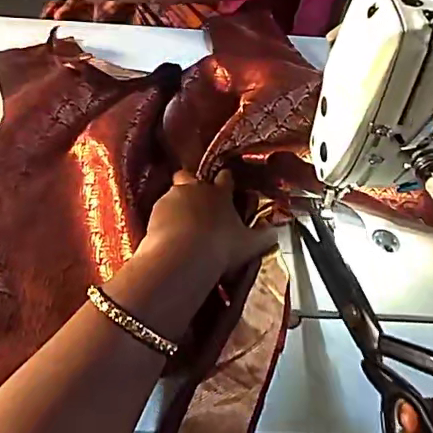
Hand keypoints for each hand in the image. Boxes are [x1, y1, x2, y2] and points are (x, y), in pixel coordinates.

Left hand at [142, 170, 274, 277]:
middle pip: (192, 176)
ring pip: (174, 191)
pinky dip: (164, 217)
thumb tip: (276, 231)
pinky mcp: (156, 209)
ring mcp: (173, 197)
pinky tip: (168, 233)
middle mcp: (196, 189)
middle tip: (199, 201)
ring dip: (178, 202)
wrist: (183, 256)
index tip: (227, 186)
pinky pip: (161, 209)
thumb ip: (265, 236)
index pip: (225, 178)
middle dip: (194, 184)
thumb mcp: (250, 244)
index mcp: (220, 193)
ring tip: (182, 222)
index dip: (226, 181)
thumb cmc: (221, 248)